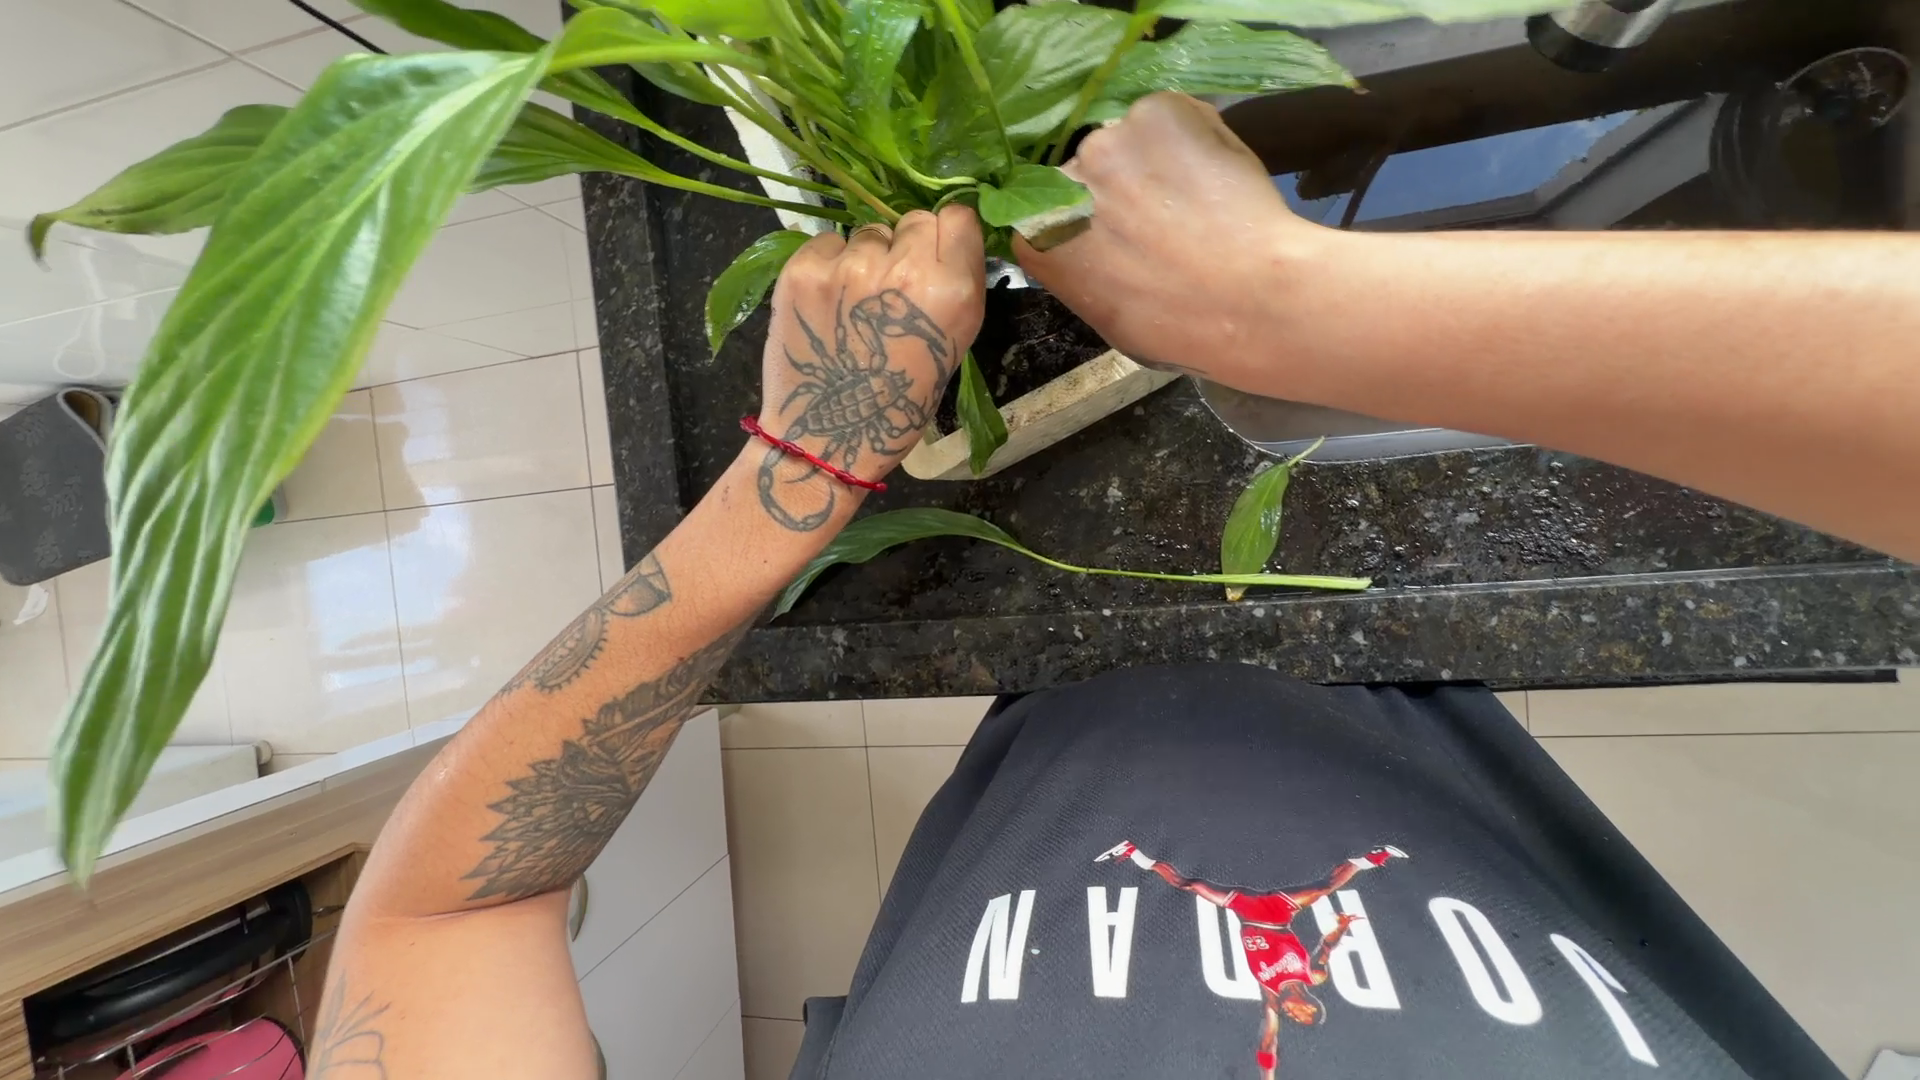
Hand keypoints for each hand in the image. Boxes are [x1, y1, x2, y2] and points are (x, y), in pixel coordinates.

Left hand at [755, 206, 985, 532]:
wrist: (827, 436)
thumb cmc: (897, 402)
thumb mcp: (952, 348)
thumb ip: (955, 287)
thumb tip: (943, 242)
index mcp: (952, 292)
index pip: (957, 218)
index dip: (946, 237)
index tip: (935, 259)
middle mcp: (904, 270)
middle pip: (913, 219)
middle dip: (907, 246)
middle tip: (892, 294)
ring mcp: (850, 266)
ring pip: (868, 232)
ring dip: (865, 258)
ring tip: (855, 309)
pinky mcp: (804, 269)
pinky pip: (827, 242)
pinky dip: (829, 265)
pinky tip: (827, 306)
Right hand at [1014, 93, 1332, 388]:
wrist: (1243, 297)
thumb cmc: (1172, 328)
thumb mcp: (1103, 313)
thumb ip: (1084, 268)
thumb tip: (1102, 248)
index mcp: (1037, 236)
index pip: (1049, 214)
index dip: (1084, 221)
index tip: (1114, 235)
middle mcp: (1061, 180)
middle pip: (1087, 174)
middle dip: (1117, 190)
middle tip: (1160, 219)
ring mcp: (1108, 140)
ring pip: (1129, 143)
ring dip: (1153, 163)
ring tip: (1193, 199)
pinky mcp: (1157, 111)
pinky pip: (1171, 118)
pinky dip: (1191, 139)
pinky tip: (1212, 177)